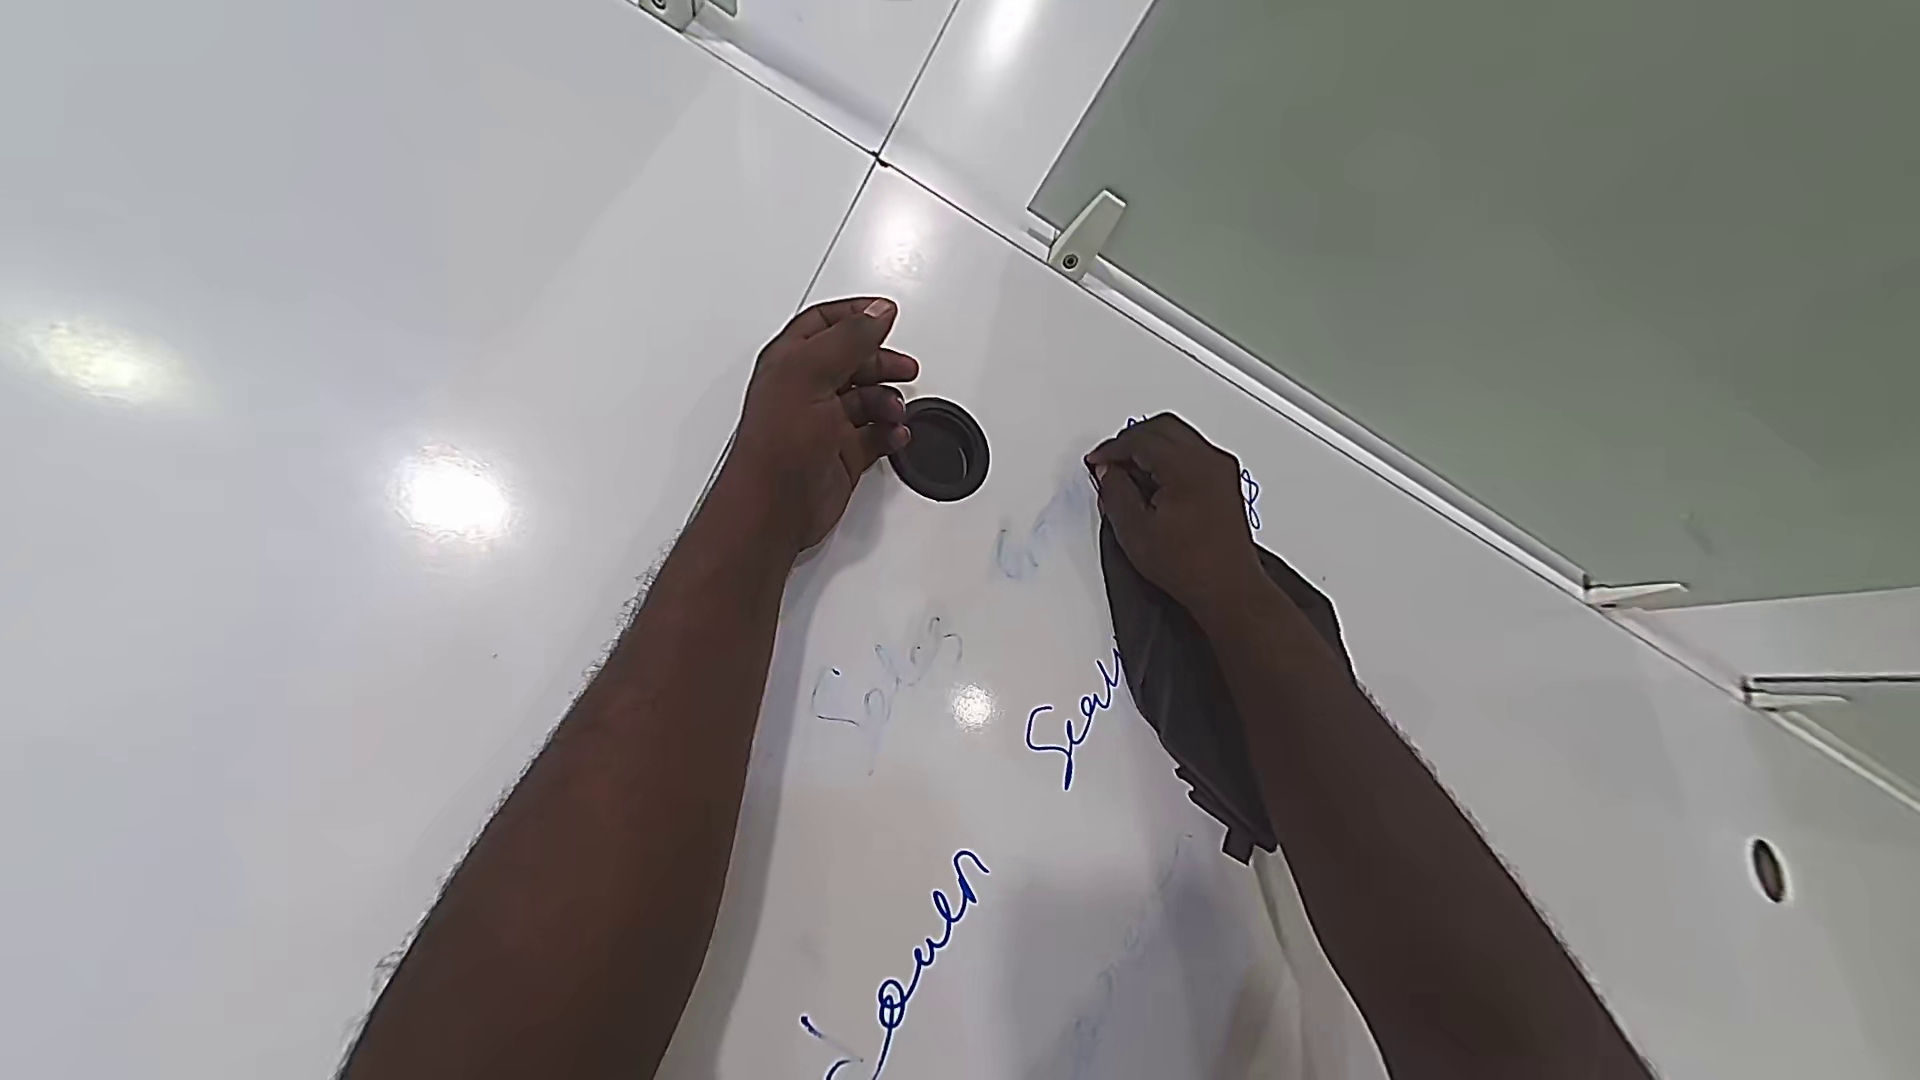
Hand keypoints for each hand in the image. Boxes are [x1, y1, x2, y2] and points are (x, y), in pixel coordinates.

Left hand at [719, 297, 919, 552]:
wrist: (777, 507)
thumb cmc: (777, 447)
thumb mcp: (811, 376)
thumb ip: (847, 339)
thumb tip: (877, 314)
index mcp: (791, 362)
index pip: (825, 324)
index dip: (857, 314)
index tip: (886, 313)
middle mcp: (808, 390)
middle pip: (853, 361)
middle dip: (881, 361)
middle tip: (904, 366)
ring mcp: (826, 423)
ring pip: (868, 399)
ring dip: (888, 400)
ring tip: (896, 409)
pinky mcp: (842, 454)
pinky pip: (876, 435)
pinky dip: (890, 432)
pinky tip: (895, 434)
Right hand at [1086, 414, 1266, 618]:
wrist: (1227, 588)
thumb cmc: (1190, 566)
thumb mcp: (1135, 530)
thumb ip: (1115, 492)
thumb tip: (1108, 472)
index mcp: (1188, 468)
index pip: (1142, 439)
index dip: (1113, 448)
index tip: (1098, 461)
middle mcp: (1210, 461)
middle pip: (1163, 428)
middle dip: (1130, 440)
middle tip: (1109, 461)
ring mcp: (1221, 470)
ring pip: (1178, 436)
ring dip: (1149, 446)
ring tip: (1127, 473)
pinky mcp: (1225, 482)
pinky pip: (1191, 452)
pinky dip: (1167, 457)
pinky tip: (1152, 481)